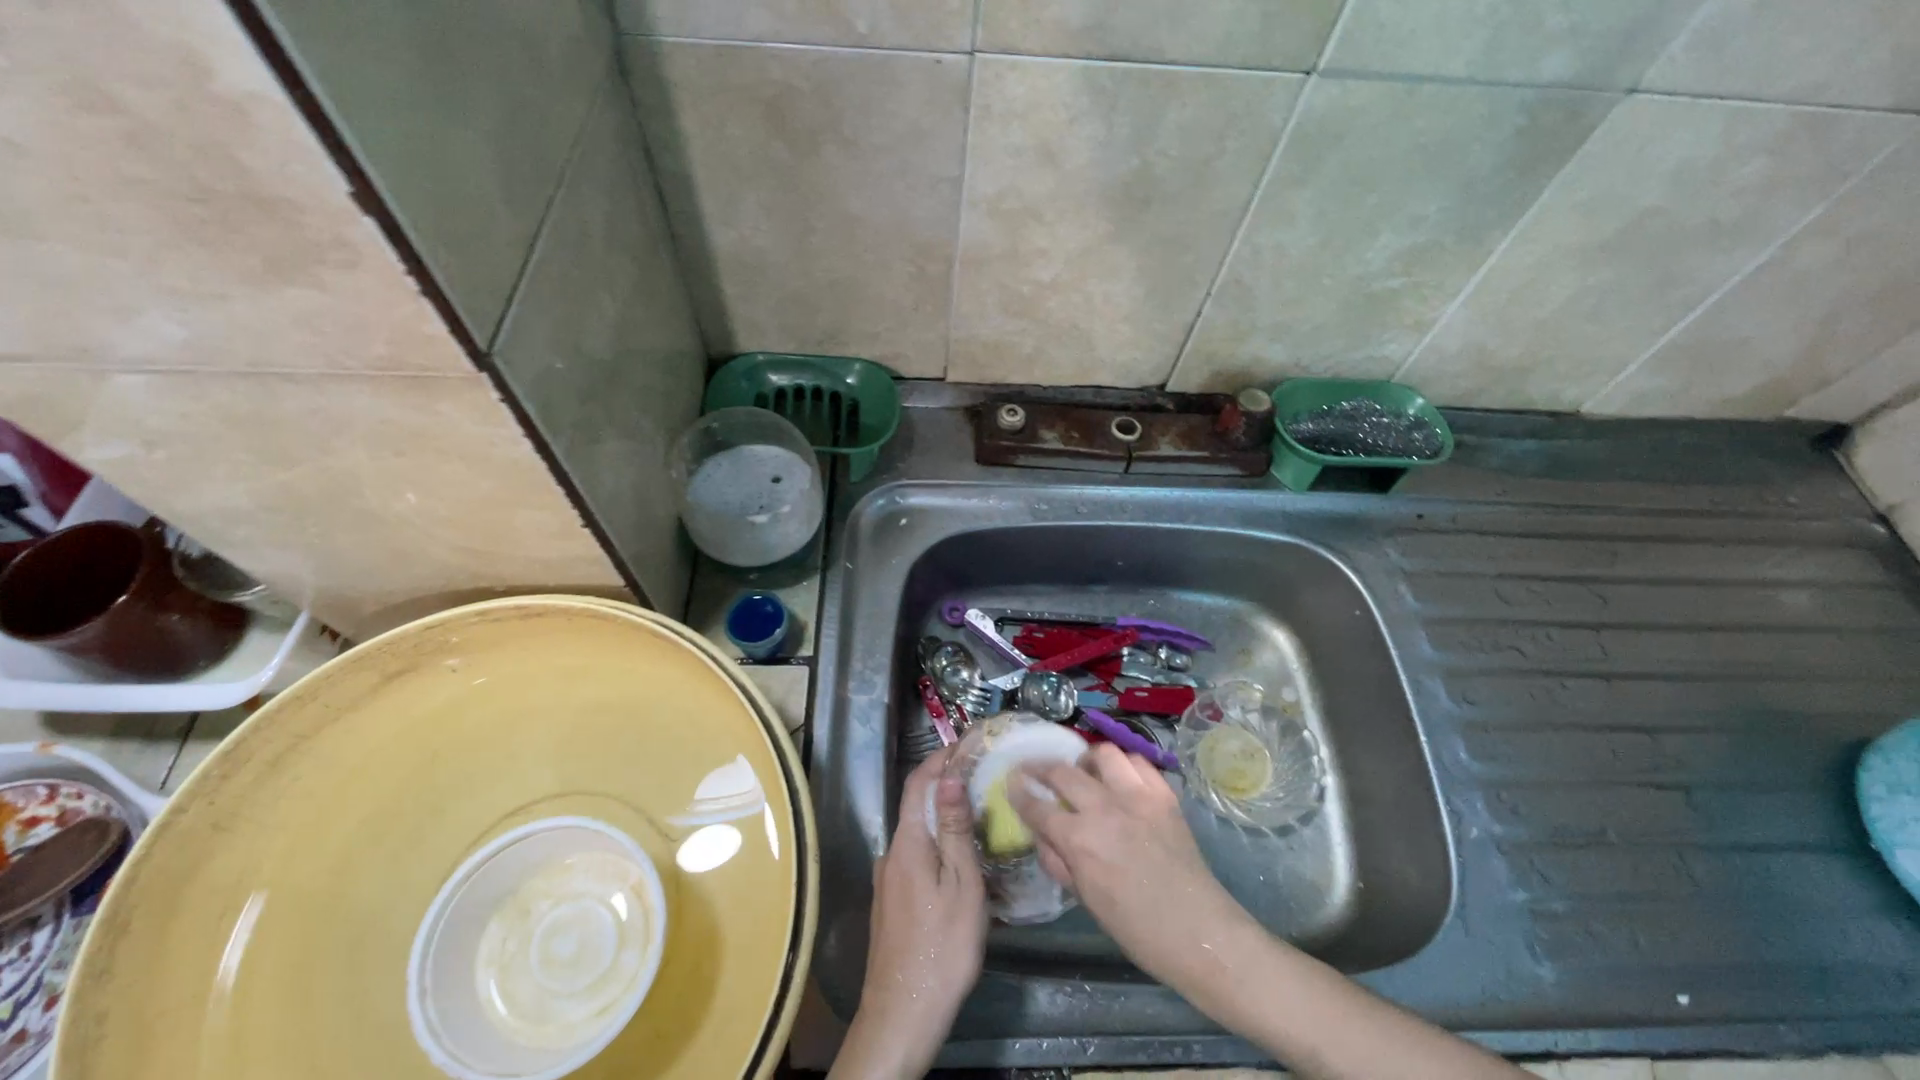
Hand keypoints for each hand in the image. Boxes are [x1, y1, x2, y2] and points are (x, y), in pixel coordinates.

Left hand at [830, 745, 986, 1079]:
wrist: (903, 1011)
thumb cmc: (942, 947)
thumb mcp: (961, 885)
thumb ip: (953, 830)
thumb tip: (948, 777)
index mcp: (907, 844)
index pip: (918, 784)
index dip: (939, 759)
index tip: (967, 745)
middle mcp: (891, 855)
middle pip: (916, 808)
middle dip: (946, 787)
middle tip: (984, 780)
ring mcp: (887, 881)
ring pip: (918, 836)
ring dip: (944, 820)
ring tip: (982, 820)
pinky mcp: (891, 903)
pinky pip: (917, 860)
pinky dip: (939, 848)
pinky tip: (963, 865)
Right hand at [1009, 743, 1254, 988]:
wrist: (1197, 930)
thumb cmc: (1135, 928)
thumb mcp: (1084, 899)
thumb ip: (1058, 862)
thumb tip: (1042, 836)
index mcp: (1079, 840)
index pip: (1036, 806)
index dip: (1018, 792)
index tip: (1010, 782)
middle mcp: (1104, 809)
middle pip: (1063, 772)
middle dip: (1040, 767)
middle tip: (1033, 769)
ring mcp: (1138, 797)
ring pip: (1103, 754)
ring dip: (1086, 759)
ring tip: (1083, 770)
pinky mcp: (1165, 796)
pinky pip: (1140, 763)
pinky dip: (1124, 765)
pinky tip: (1119, 778)